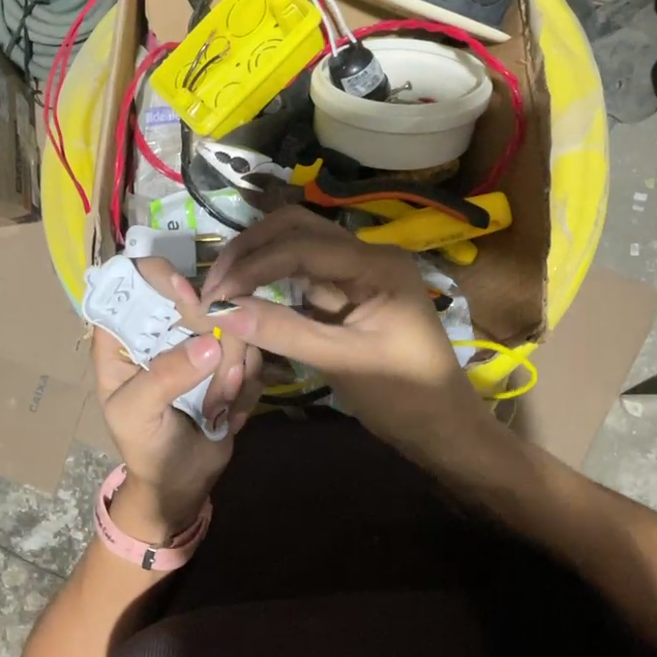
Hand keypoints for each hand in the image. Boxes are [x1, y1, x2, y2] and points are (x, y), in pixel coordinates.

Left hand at [92, 259, 260, 539]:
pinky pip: (250, 356)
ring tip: (214, 408)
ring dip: (230, 372)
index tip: (189, 298)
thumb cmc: (144, 445)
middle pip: (197, 299)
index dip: (161, 279)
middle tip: (217, 382)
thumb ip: (164, 377)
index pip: (134, 281)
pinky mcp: (228, 361)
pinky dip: (243, 386)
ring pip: (231, 327)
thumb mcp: (137, 415)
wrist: (181, 481)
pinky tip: (225, 413)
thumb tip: (208, 344)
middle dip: (215, 340)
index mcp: (123, 334)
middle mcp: (161, 329)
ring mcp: (198, 342)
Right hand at [200, 208, 483, 448]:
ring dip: (255, 261)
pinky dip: (267, 280)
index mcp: (377, 264)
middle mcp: (366, 255)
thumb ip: (282, 331)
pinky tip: (243, 298)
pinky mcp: (344, 291)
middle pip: (295, 228)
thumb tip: (222, 311)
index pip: (300, 246)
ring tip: (222, 291)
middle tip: (214, 286)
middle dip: (249, 250)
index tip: (214, 297)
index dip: (252, 266)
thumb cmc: (403, 396)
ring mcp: (355, 271)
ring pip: (293, 245)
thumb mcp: (341, 362)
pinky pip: (298, 272)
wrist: (442, 427)